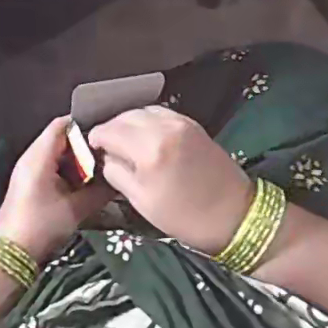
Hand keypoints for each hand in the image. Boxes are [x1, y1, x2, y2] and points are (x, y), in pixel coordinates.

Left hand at [0, 117, 114, 261]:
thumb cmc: (41, 225)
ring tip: (102, 170)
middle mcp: (32, 157)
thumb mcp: (75, 209)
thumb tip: (118, 179)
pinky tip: (86, 185)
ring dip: (78, 161)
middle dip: (86, 146)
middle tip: (110, 156)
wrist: (10, 253)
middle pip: (61, 138)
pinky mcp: (30, 184)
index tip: (108, 136)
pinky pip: (53, 168)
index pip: (62, 124)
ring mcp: (29, 171)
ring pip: (58, 155)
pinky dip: (69, 172)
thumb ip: (99, 191)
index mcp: (39, 156)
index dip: (86, 126)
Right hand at [89, 107, 252, 254]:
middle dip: (111, 129)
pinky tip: (145, 138)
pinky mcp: (192, 124)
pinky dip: (146, 121)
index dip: (95, 140)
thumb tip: (103, 157)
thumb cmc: (185, 216)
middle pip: (124, 116)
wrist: (236, 216)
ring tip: (124, 144)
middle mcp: (164, 127)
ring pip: (141, 111)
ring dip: (128, 123)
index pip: (108, 131)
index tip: (92, 152)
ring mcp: (180, 122)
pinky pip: (159, 114)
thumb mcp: (141, 200)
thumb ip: (115, 172)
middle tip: (105, 149)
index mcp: (149, 149)